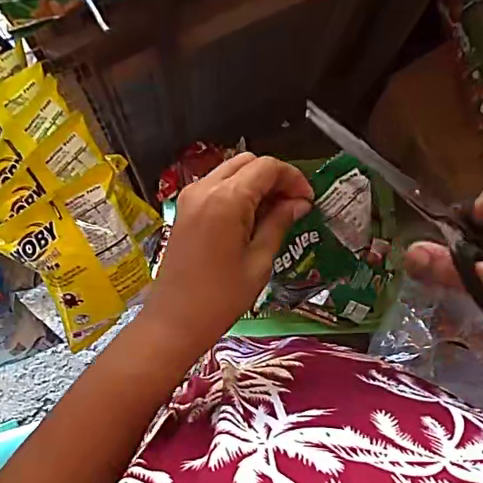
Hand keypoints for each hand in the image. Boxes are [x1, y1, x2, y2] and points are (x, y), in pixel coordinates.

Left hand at [140, 153, 311, 359]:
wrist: (174, 320)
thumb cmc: (220, 298)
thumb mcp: (258, 261)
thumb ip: (278, 224)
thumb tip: (298, 204)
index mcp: (225, 199)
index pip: (267, 167)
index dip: (293, 178)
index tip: (307, 200)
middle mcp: (203, 190)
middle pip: (246, 162)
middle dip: (273, 177)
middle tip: (292, 205)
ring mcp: (188, 199)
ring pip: (228, 172)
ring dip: (253, 184)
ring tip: (273, 214)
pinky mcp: (182, 212)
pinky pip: (213, 188)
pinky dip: (234, 193)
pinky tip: (249, 220)